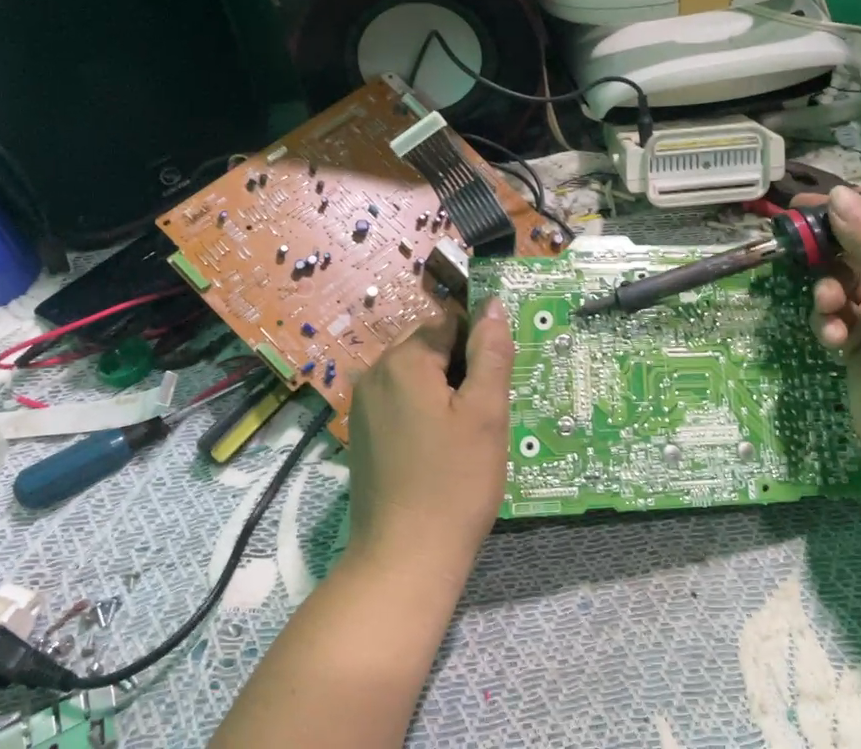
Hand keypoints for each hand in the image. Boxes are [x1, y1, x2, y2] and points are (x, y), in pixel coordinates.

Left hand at [344, 299, 513, 583]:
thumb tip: (491, 304)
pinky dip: (426, 412)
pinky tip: (443, 449)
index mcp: (402, 361)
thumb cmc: (455, 482)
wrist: (405, 557)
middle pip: (428, 345)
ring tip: (467, 433)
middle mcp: (375, 374)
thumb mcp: (486, 412)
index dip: (480, 346)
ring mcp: (363, 406)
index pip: (449, 322)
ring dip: (445, 390)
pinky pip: (401, 402)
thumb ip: (490, 352)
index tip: (497, 384)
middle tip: (486, 411)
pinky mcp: (363, 435)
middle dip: (461, 367)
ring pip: (416, 376)